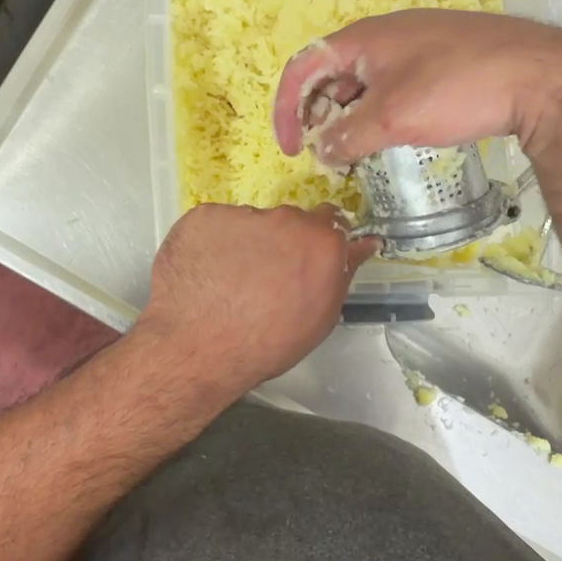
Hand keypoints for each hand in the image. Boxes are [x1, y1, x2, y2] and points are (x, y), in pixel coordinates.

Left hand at [134, 203, 376, 393]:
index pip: (331, 224)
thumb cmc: (268, 343)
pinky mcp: (204, 217)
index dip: (318, 244)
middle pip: (290, 222)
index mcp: (322, 242)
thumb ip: (342, 273)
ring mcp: (242, 215)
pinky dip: (213, 244)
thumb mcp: (320, 317)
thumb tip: (363, 244)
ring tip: (229, 281)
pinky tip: (205, 273)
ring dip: (246, 243)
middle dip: (282, 244)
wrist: (198, 346)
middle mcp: (285, 219)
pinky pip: (216, 226)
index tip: (306, 261)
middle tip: (265, 279)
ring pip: (251, 224)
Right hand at [272, 8, 561, 166]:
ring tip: (354, 154)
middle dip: (319, 116)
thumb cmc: (458, 87)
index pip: (303, 67)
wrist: (540, 75)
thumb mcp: (392, 118)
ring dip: (349, 118)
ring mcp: (416, 46)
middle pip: (331, 74)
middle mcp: (386, 35)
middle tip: (325, 155)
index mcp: (364, 38)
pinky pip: (392, 86)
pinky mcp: (442, 61)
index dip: (287, 109)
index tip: (292, 148)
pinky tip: (392, 138)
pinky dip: (378, 113)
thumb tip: (321, 151)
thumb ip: (346, 136)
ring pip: (363, 82)